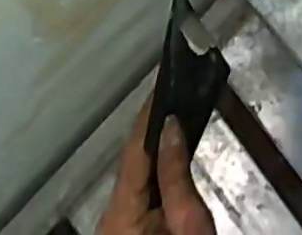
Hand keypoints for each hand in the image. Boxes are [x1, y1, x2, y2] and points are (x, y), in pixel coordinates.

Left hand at [98, 98, 214, 234]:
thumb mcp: (189, 224)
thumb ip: (177, 177)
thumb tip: (172, 125)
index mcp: (121, 212)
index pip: (134, 149)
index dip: (149, 114)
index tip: (166, 81)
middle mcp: (112, 214)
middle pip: (134, 158)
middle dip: (156, 125)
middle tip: (178, 89)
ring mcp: (118, 221)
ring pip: (138, 170)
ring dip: (157, 142)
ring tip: (178, 108)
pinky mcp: (128, 226)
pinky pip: (141, 186)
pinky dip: (157, 164)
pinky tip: (171, 147)